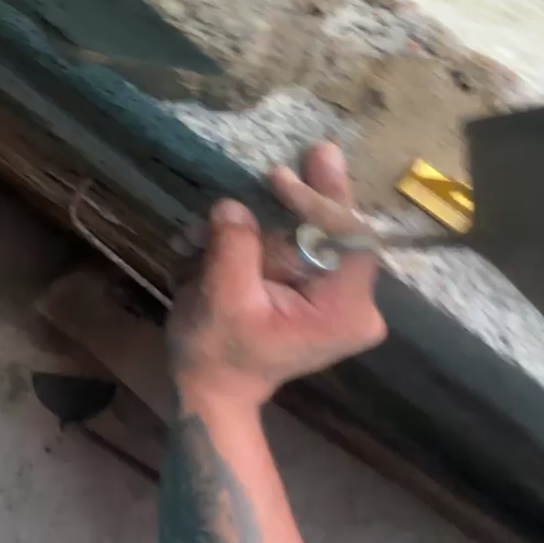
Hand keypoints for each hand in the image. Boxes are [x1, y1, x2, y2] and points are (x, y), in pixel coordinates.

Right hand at [169, 142, 387, 411]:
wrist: (211, 387)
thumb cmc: (218, 351)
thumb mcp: (222, 299)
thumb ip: (233, 247)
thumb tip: (233, 205)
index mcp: (344, 310)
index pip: (349, 241)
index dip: (322, 202)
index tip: (280, 176)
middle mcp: (348, 302)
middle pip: (333, 234)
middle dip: (302, 201)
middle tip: (307, 154)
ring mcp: (326, 297)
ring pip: (297, 238)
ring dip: (248, 228)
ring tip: (194, 237)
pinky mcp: (302, 292)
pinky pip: (281, 250)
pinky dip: (243, 240)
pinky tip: (200, 245)